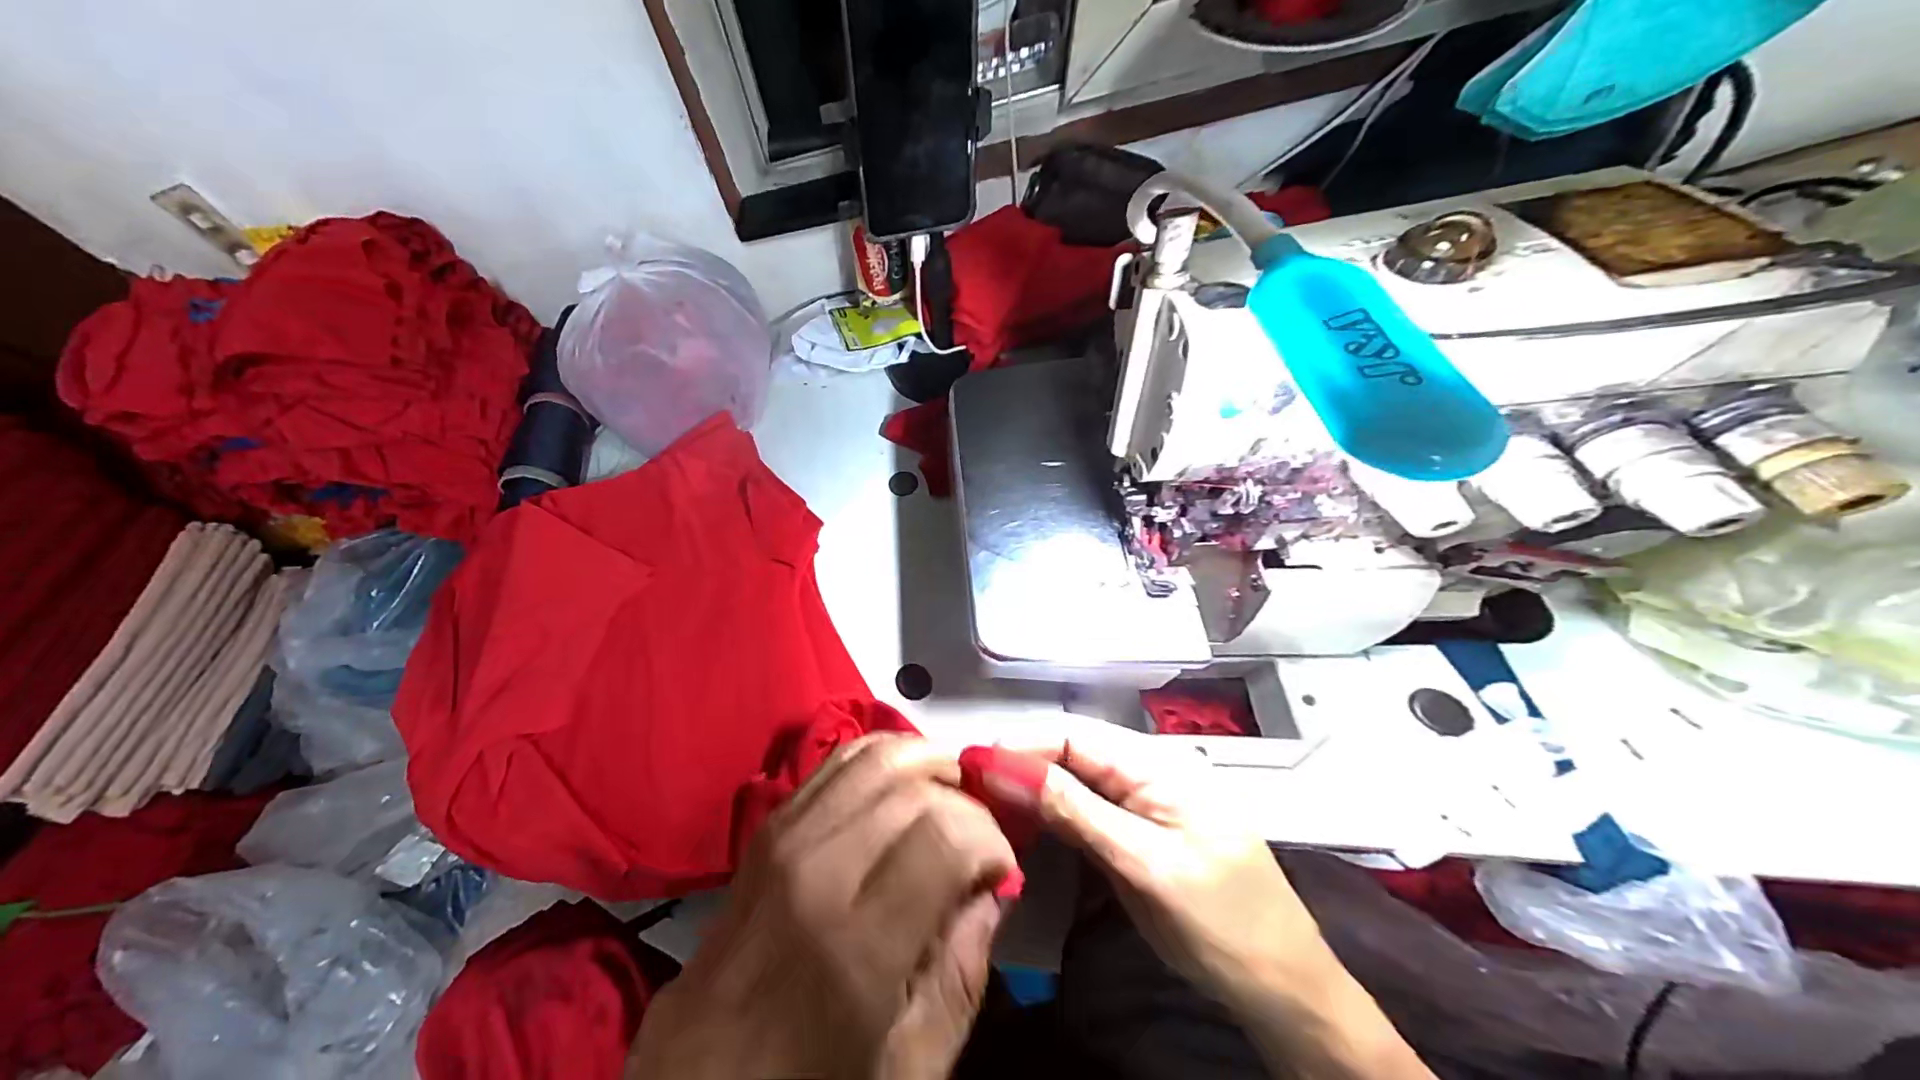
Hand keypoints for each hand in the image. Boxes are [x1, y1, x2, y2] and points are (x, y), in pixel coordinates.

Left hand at [628, 734, 1014, 1078]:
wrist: (698, 1076)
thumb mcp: (909, 1067)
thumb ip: (961, 972)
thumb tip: (992, 887)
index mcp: (855, 942)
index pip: (946, 834)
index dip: (991, 841)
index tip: (1000, 873)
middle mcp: (817, 869)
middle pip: (914, 788)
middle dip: (965, 805)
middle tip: (976, 847)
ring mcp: (784, 838)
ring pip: (874, 755)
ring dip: (926, 768)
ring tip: (948, 803)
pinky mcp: (768, 826)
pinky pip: (836, 763)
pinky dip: (881, 760)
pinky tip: (902, 789)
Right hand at [988, 723, 1433, 1079]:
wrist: (1282, 988)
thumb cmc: (1223, 923)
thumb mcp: (1146, 866)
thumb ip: (1078, 812)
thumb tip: (1010, 767)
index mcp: (1160, 767)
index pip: (1076, 737)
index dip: (1022, 745)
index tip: (972, 765)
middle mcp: (1150, 775)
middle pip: (1073, 755)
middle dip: (1022, 766)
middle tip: (970, 789)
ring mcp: (1146, 806)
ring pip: (1076, 783)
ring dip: (1033, 791)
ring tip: (986, 805)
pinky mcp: (1140, 835)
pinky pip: (1088, 812)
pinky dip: (1053, 817)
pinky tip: (1025, 827)